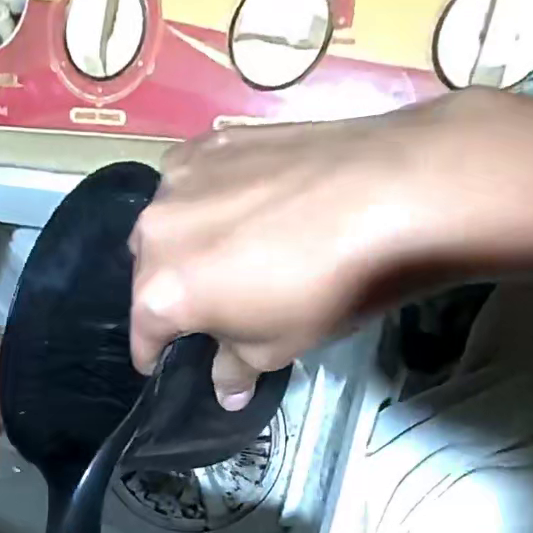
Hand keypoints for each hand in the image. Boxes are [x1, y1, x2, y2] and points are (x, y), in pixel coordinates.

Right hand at [128, 90, 532, 406]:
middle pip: (148, 274)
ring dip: (183, 244)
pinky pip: (193, 181)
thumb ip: (235, 369)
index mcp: (160, 290)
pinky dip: (206, 200)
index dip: (153, 355)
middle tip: (205, 306)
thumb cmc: (324, 289)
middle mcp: (154, 231)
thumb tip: (226, 392)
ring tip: (223, 250)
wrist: (388, 193)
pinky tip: (243, 205)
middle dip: (168, 295)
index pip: (143, 333)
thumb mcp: (277, 347)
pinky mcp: (213, 140)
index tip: (161, 365)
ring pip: (167, 223)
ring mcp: (180, 177)